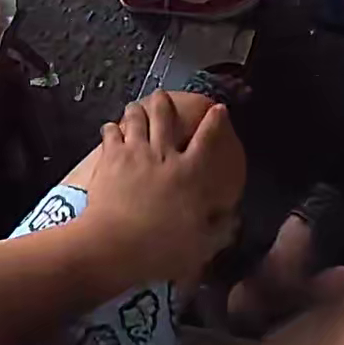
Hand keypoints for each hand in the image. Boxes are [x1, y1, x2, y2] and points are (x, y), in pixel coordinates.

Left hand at [76, 91, 245, 284]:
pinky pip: (111, 131)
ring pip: (136, 117)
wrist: (116, 243)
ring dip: (137, 109)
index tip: (219, 108)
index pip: (208, 141)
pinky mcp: (111, 155)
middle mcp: (163, 155)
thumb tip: (233, 218)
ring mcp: (135, 151)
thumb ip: (219, 230)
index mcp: (190, 175)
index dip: (215, 121)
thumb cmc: (162, 249)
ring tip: (136, 106)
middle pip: (164, 116)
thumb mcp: (201, 247)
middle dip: (164, 102)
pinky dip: (112, 127)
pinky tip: (111, 128)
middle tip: (162, 95)